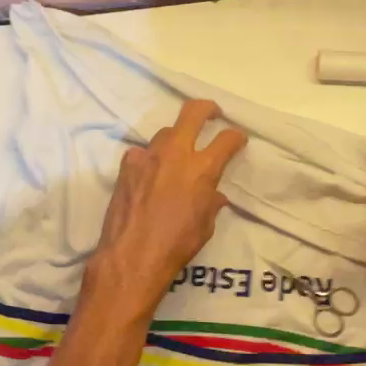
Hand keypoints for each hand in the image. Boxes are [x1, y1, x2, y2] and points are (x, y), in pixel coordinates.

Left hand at [87, 99, 246, 316]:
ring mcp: (147, 156)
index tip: (238, 139)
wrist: (132, 256)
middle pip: (193, 112)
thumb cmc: (176, 245)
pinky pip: (142, 153)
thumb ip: (211, 203)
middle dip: (207, 109)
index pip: (227, 139)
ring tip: (178, 154)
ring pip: (165, 132)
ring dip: (176, 139)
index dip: (236, 136)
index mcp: (202, 169)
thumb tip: (213, 195)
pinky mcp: (126, 165)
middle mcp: (176, 154)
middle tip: (212, 114)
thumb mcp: (205, 226)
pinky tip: (150, 174)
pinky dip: (150, 159)